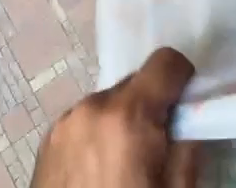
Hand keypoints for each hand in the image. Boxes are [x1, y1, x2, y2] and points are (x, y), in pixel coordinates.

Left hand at [33, 47, 199, 187]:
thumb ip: (187, 146)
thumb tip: (189, 118)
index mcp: (127, 116)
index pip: (167, 61)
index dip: (184, 80)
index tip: (187, 110)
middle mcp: (91, 107)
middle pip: (136, 84)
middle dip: (151, 109)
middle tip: (156, 152)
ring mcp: (64, 124)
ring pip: (110, 104)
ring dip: (123, 123)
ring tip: (123, 169)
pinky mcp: (46, 143)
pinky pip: (85, 123)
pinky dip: (99, 136)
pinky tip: (99, 175)